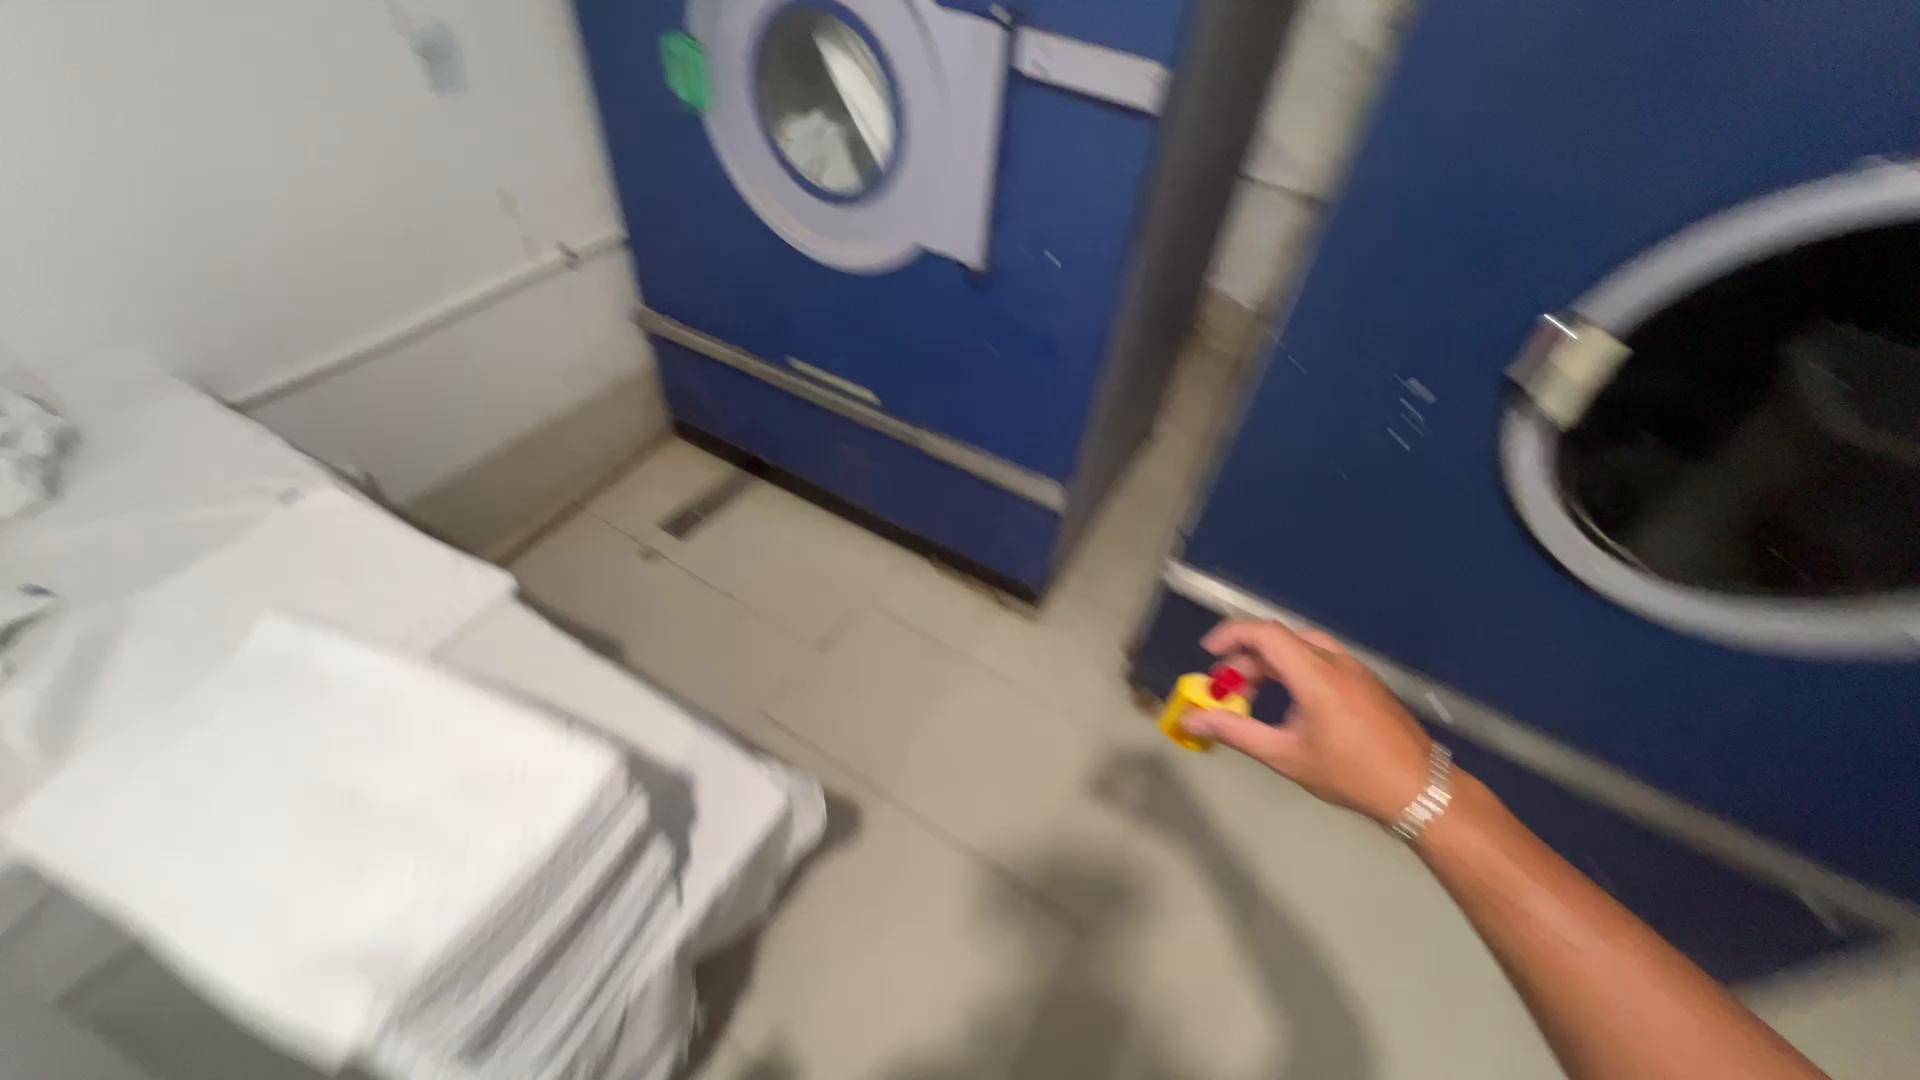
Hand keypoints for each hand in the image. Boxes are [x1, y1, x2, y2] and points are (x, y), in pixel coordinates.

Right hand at [1183, 618, 1433, 824]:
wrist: (1420, 790)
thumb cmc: (1350, 774)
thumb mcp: (1284, 756)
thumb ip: (1235, 732)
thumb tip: (1191, 720)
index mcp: (1315, 675)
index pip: (1266, 634)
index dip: (1231, 635)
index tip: (1209, 654)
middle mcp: (1335, 662)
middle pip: (1280, 639)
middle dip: (1245, 657)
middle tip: (1226, 688)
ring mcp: (1354, 669)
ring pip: (1301, 646)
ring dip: (1269, 661)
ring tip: (1252, 692)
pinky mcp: (1365, 680)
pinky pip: (1319, 658)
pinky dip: (1292, 667)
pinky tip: (1288, 700)